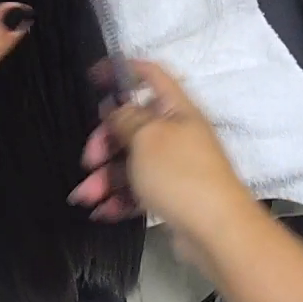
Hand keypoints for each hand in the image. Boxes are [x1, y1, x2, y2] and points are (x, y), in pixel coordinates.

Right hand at [68, 61, 257, 241]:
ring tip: (85, 198)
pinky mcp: (171, 196)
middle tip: (90, 160)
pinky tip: (101, 212)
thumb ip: (126, 118)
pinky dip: (119, 199)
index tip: (94, 77)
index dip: (122, 70)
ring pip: (131, 163)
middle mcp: (177, 134)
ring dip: (105, 178)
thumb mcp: (147, 138)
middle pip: (132, 126)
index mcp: (176, 110)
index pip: (150, 76)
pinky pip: (139, 190)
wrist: (217, 231)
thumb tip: (116, 107)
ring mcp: (175, 167)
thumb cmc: (182, 176)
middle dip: (104, 142)